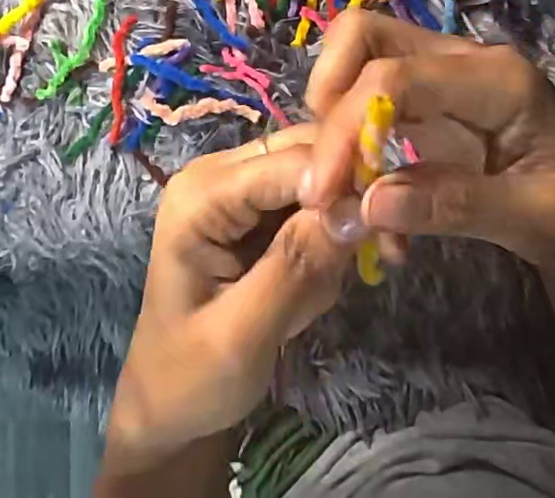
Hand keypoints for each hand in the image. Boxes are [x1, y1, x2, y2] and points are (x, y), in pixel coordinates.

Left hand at [103, 132, 359, 476]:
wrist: (172, 402)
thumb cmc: (193, 375)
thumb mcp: (242, 334)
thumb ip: (295, 266)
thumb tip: (354, 208)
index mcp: (202, 193)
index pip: (292, 159)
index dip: (343, 184)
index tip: (382, 233)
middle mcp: (220, 172)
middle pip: (310, 153)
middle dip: (347, 200)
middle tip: (382, 254)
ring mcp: (240, 186)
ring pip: (320, 174)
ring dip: (338, 227)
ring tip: (319, 291)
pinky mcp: (257, 207)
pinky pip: (314, 201)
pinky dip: (328, 239)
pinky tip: (310, 286)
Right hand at [300, 12, 554, 268]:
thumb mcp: (541, 222)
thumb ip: (457, 205)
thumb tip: (367, 203)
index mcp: (497, 78)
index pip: (395, 78)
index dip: (346, 127)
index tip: (321, 193)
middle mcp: (461, 60)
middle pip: (364, 35)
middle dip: (327, 94)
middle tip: (322, 170)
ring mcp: (439, 77)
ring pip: (358, 60)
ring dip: (333, 121)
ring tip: (340, 191)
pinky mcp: (425, 104)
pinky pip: (367, 102)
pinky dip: (349, 144)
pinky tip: (366, 203)